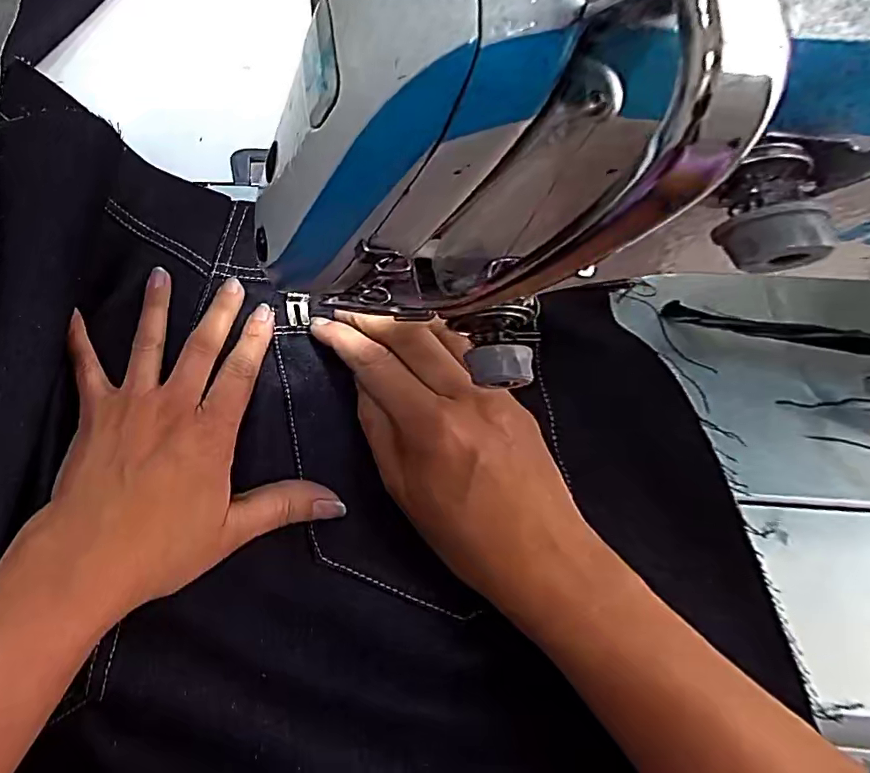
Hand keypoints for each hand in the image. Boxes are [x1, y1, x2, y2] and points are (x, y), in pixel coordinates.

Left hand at [17, 270, 344, 625]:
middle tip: (230, 283)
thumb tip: (333, 503)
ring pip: (148, 343)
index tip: (263, 312)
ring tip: (160, 275)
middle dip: (218, 313)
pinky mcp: (95, 410)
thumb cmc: (160, 548)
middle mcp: (173, 406)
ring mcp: (132, 403)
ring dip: (156, 307)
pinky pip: (86, 367)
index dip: (254, 341)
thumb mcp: (230, 531)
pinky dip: (79, 341)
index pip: (239, 374)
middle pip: (201, 348)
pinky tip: (74, 316)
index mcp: (209, 432)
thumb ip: (282, 507)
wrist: (88, 558)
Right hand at [310, 313, 601, 619]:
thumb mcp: (402, 489)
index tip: (323, 326)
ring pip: (444, 335)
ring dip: (405, 320)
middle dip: (372, 319)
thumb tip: (362, 381)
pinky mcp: (513, 395)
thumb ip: (377, 427)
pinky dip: (438, 336)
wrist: (546, 557)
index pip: (378, 365)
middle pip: (411, 337)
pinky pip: (469, 352)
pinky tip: (424, 337)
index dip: (345, 339)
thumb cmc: (466, 538)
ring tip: (378, 316)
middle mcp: (466, 398)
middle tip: (345, 313)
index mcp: (432, 427)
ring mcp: (495, 391)